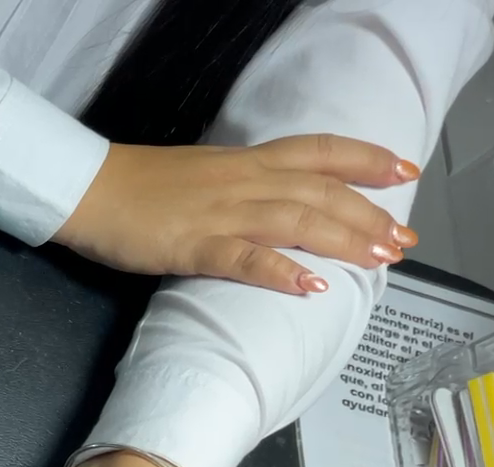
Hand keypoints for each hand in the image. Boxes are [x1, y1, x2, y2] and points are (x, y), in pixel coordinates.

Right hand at [54, 135, 420, 293]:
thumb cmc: (132, 187)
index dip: (366, 161)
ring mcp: (219, 214)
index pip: (319, 153)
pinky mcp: (192, 245)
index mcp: (242, 163)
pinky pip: (244, 258)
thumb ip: (229, 188)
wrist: (89, 190)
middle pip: (321, 193)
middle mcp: (241, 183)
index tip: (404, 174)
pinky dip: (280, 271)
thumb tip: (252, 207)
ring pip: (297, 221)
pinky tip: (309, 286)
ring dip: (343, 239)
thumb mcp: (194, 177)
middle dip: (369, 215)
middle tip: (402, 242)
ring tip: (378, 260)